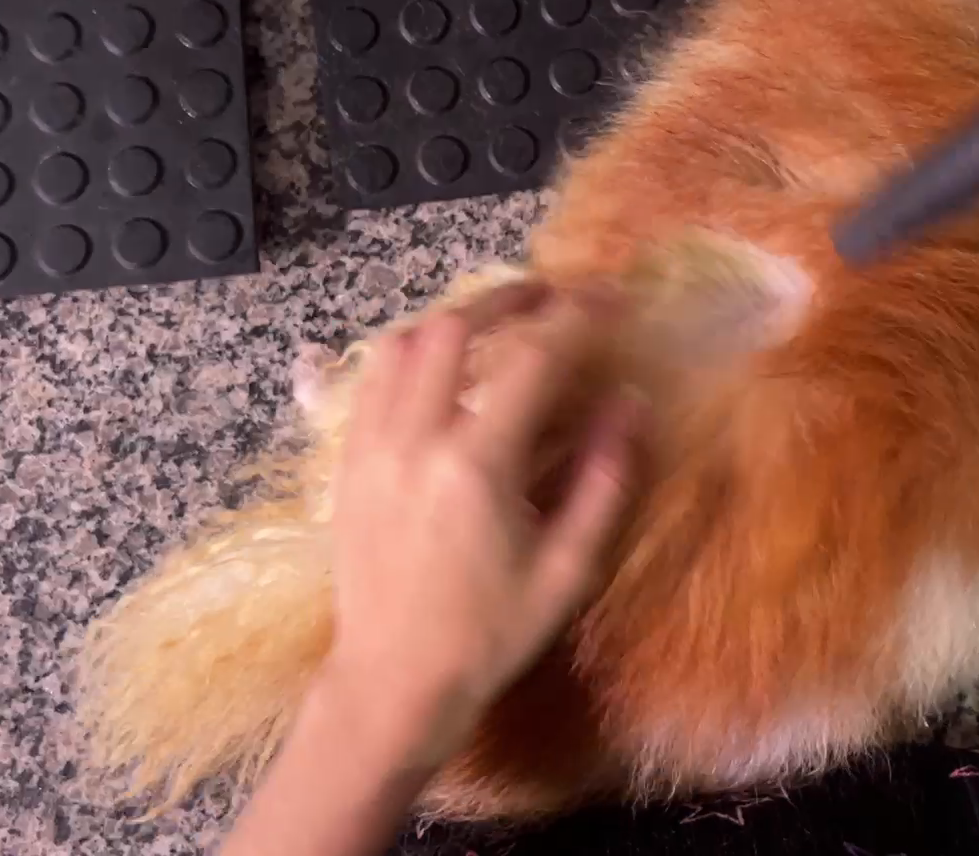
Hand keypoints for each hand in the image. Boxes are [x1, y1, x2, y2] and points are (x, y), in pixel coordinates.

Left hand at [324, 282, 642, 762]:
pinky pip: (373, 378)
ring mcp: (371, 445)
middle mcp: (416, 438)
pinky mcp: (348, 460)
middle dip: (508, 299)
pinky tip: (439, 365)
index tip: (608, 298)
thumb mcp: (567, 569)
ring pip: (404, 342)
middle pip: (454, 328)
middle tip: (548, 297)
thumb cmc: (488, 631)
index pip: (533, 360)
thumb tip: (631, 403)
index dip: (577, 318)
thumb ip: (604, 480)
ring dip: (455, 318)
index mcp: (477, 465)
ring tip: (495, 322)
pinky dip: (411, 351)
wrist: (390, 682)